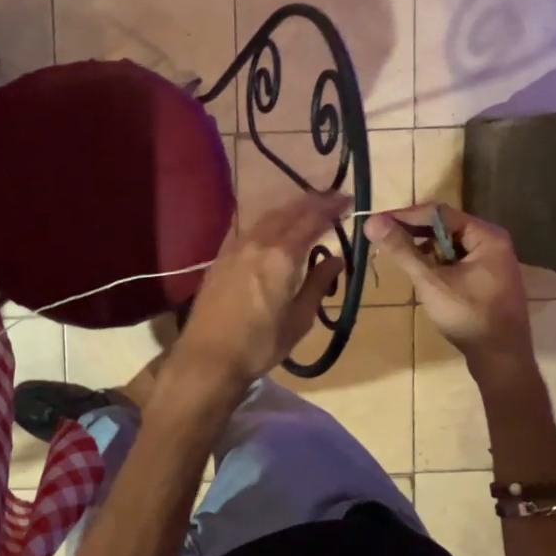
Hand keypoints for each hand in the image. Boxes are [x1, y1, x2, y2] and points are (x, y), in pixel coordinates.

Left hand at [168, 193, 348, 406]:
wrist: (209, 356)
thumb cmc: (260, 344)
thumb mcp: (299, 320)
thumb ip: (318, 284)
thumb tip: (336, 258)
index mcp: (282, 257)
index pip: (311, 221)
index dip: (331, 208)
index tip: (346, 200)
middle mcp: (258, 243)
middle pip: (289, 213)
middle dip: (312, 203)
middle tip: (332, 199)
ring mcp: (235, 247)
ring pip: (267, 218)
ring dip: (290, 209)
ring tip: (307, 210)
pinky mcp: (221, 257)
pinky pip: (249, 229)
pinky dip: (268, 222)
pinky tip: (273, 227)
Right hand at [365, 204, 532, 365]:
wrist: (501, 359)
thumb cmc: (469, 316)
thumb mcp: (431, 282)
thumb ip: (402, 250)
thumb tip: (372, 222)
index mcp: (486, 236)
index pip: (438, 213)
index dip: (404, 215)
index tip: (376, 222)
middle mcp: (491, 241)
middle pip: (444, 226)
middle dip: (412, 231)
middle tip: (381, 237)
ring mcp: (490, 260)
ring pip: (447, 244)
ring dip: (421, 247)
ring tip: (394, 253)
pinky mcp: (485, 277)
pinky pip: (454, 259)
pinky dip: (434, 262)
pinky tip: (417, 271)